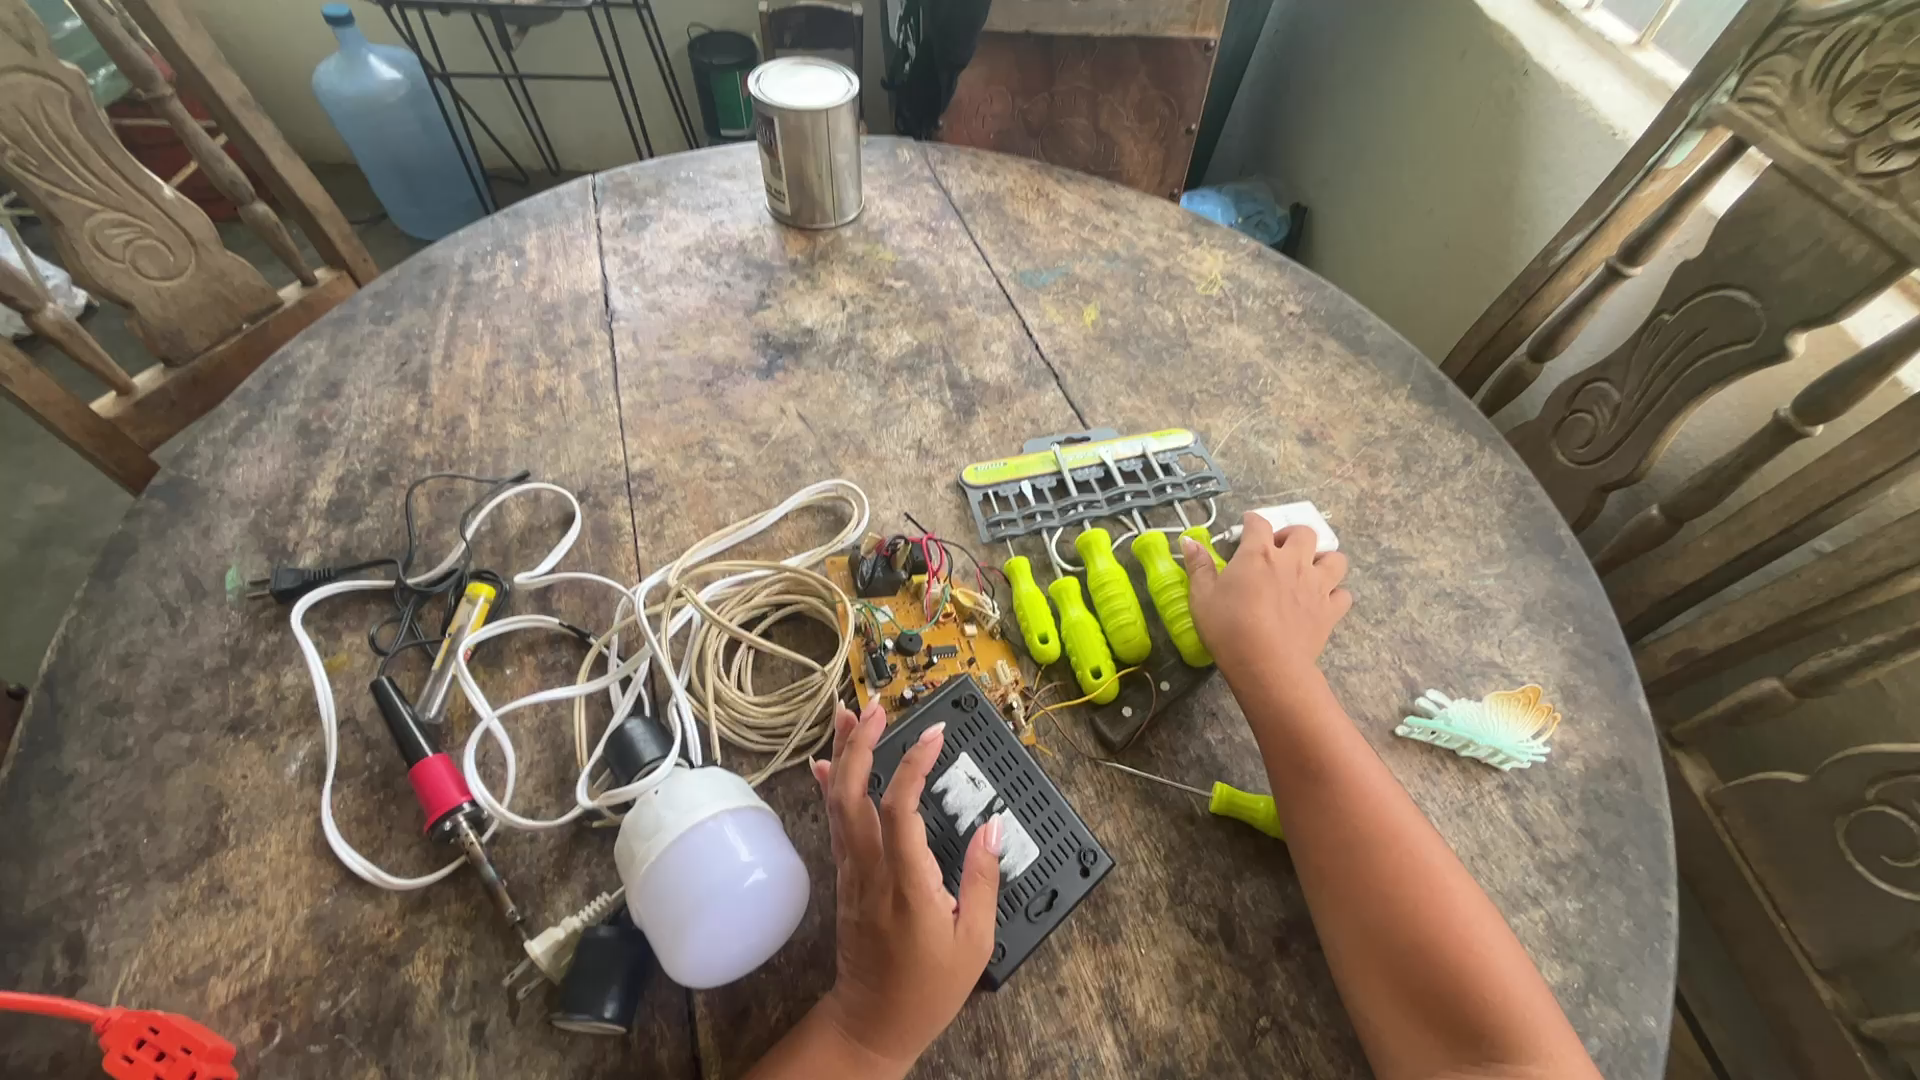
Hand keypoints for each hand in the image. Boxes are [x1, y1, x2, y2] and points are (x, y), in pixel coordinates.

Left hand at [806, 699, 1001, 1071]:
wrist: (870, 1024)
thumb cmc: (926, 989)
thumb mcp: (974, 941)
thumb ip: (982, 878)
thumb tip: (994, 827)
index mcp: (906, 884)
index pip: (900, 809)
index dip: (913, 765)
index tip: (935, 734)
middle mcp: (869, 870)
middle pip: (852, 795)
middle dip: (861, 745)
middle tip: (876, 708)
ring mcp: (850, 871)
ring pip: (837, 802)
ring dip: (843, 755)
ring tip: (850, 716)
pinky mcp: (844, 876)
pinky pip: (833, 821)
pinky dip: (830, 786)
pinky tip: (828, 762)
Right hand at [1184, 513, 1350, 686]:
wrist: (1266, 664)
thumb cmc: (1228, 628)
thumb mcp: (1202, 596)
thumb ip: (1198, 566)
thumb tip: (1189, 541)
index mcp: (1258, 554)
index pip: (1258, 523)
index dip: (1251, 522)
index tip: (1246, 527)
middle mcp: (1292, 562)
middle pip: (1303, 533)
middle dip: (1291, 535)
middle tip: (1278, 550)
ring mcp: (1316, 585)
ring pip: (1334, 559)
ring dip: (1323, 560)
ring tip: (1308, 571)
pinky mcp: (1330, 610)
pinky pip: (1343, 594)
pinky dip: (1334, 594)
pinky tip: (1321, 601)